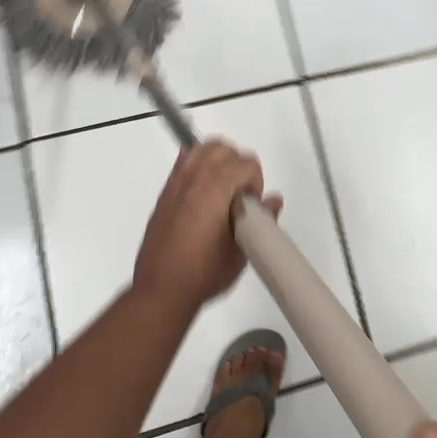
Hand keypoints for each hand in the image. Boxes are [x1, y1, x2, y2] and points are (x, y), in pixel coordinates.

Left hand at [132, 140, 281, 310]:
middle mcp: (193, 177)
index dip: (255, 184)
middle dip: (238, 167)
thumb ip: (261, 220)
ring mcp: (176, 183)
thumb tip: (274, 200)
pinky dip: (196, 166)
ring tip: (222, 191)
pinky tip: (201, 193)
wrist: (162, 289)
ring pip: (201, 149)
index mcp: (215, 188)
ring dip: (217, 162)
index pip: (246, 163)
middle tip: (240, 197)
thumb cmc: (205, 272)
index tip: (251, 208)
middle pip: (223, 149)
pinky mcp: (165, 193)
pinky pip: (183, 162)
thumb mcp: (241, 251)